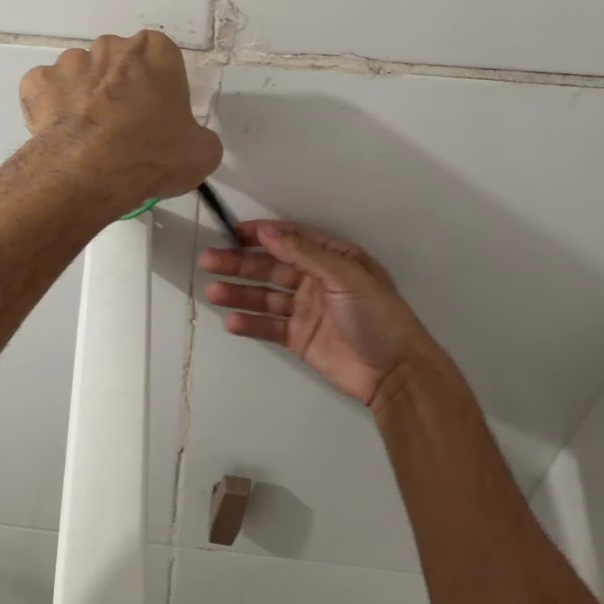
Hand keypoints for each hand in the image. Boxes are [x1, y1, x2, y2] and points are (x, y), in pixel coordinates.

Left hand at [20, 31, 221, 206]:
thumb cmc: (154, 154)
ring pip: (81, 78)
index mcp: (156, 51)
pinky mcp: (37, 84)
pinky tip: (62, 136)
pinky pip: (46, 93)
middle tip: (124, 132)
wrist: (92, 171)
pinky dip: (51, 111)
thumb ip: (198, 137)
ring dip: (85, 99)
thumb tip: (189, 143)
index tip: (158, 121)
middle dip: (120, 91)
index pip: (162, 63)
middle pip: (119, 66)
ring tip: (90, 140)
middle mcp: (111, 46)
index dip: (159, 93)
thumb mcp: (201, 153)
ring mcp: (70, 62)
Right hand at [199, 221, 435, 405]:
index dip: (262, 235)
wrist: (395, 372)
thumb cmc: (377, 315)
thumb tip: (267, 231)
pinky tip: (231, 322)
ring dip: (239, 293)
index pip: (291, 240)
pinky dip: (250, 323)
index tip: (231, 233)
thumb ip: (304, 253)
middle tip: (209, 261)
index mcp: (334, 259)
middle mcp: (317, 281)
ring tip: (212, 292)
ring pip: (266, 296)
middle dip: (240, 264)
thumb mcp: (345, 276)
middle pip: (272, 268)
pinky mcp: (300, 339)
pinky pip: (269, 326)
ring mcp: (307, 311)